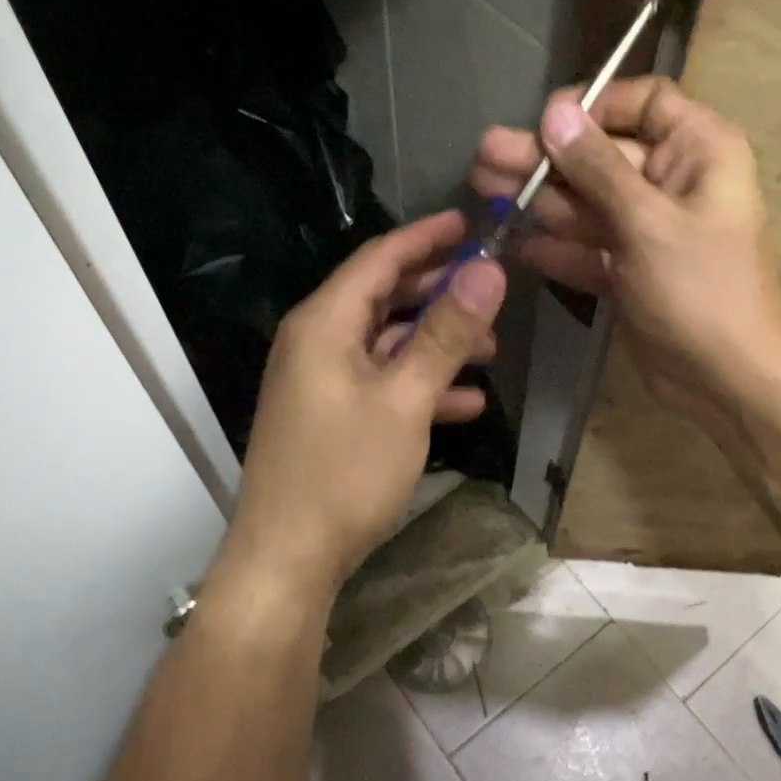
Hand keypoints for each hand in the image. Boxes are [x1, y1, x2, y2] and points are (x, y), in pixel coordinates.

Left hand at [219, 210, 505, 596]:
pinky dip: (420, 386)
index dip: (427, 237)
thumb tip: (488, 271)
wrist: (288, 557)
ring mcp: (321, 382)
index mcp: (325, 323)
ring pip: (387, 344)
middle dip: (440, 293)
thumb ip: (445, 333)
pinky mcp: (330, 418)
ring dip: (437, 344)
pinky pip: (380, 384)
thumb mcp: (404, 398)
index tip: (472, 222)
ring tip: (491, 352)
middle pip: (384, 298)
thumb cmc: (345, 471)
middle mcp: (317, 342)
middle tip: (492, 291)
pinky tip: (465, 405)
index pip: (379, 258)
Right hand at [471, 77, 780, 428]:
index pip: (645, 103)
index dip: (594, 106)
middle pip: (603, 156)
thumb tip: (555, 113)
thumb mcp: (647, 222)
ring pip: (588, 203)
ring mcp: (650, 230)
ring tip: (483, 188)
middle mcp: (674, 182)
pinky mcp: (630, 271)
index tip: (544, 121)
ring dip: (539, 199)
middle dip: (546, 158)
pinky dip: (556, 246)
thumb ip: (597, 167)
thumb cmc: (699, 290)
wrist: (727, 380)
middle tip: (485, 155)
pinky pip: (589, 247)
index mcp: (699, 152)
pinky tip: (513, 241)